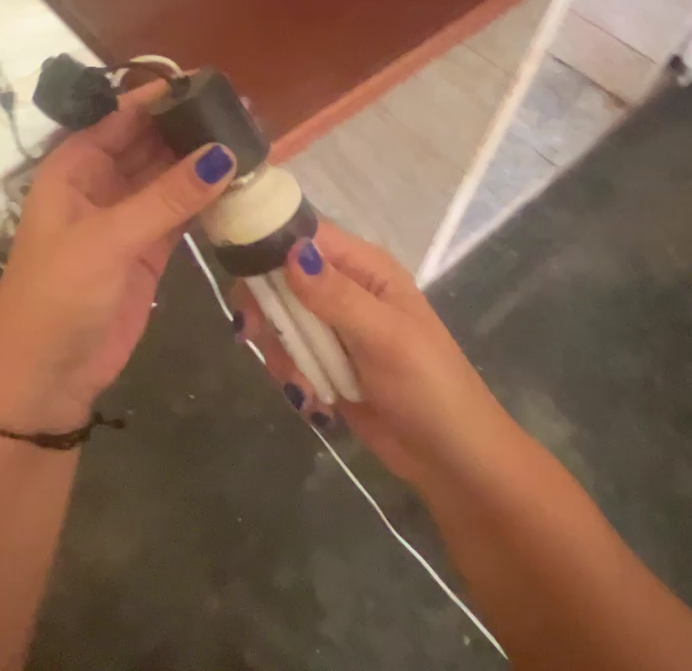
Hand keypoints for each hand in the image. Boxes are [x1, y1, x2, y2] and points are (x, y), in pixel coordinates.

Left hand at [0, 81, 236, 432]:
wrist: (44, 377)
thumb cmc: (57, 296)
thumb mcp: (109, 240)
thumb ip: (167, 197)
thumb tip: (223, 154)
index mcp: (75, 167)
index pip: (123, 118)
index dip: (163, 98)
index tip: (213, 83)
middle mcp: (102, 184)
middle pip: (151, 144)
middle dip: (192, 129)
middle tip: (247, 115)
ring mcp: (128, 218)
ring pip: (172, 178)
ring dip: (205, 164)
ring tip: (254, 144)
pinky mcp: (150, 251)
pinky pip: (183, 214)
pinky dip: (208, 201)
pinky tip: (241, 186)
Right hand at [234, 223, 519, 490]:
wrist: (451, 458)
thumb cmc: (428, 386)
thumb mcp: (384, 337)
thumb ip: (336, 295)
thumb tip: (288, 252)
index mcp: (366, 268)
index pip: (307, 235)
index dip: (270, 245)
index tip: (240, 272)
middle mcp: (346, 289)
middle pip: (282, 278)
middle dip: (269, 311)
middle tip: (257, 336)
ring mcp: (335, 329)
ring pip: (280, 322)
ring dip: (283, 354)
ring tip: (305, 386)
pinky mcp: (327, 364)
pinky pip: (290, 356)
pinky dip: (293, 377)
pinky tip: (313, 401)